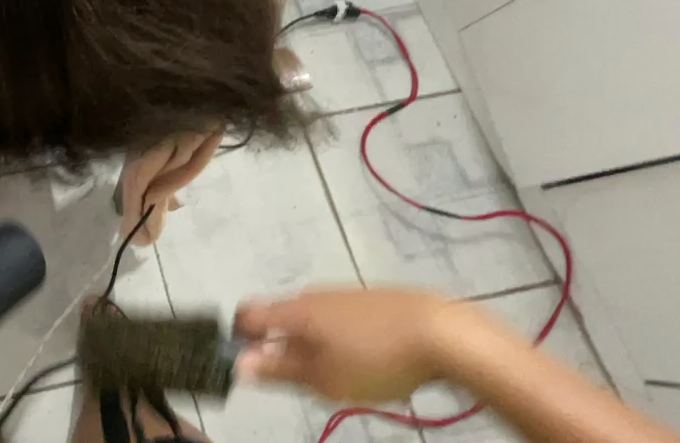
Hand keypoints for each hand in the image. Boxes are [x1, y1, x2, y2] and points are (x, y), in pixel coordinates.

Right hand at [232, 287, 473, 402]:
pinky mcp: (367, 300)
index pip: (248, 314)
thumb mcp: (324, 378)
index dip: (239, 337)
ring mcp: (341, 294)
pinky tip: (368, 361)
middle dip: (283, 349)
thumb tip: (238, 363)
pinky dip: (338, 339)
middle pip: (281, 318)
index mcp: (294, 311)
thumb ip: (280, 369)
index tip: (249, 365)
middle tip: (307, 384)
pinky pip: (337, 319)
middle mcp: (311, 295)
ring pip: (311, 320)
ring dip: (313, 346)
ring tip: (343, 378)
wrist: (441, 333)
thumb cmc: (375, 359)